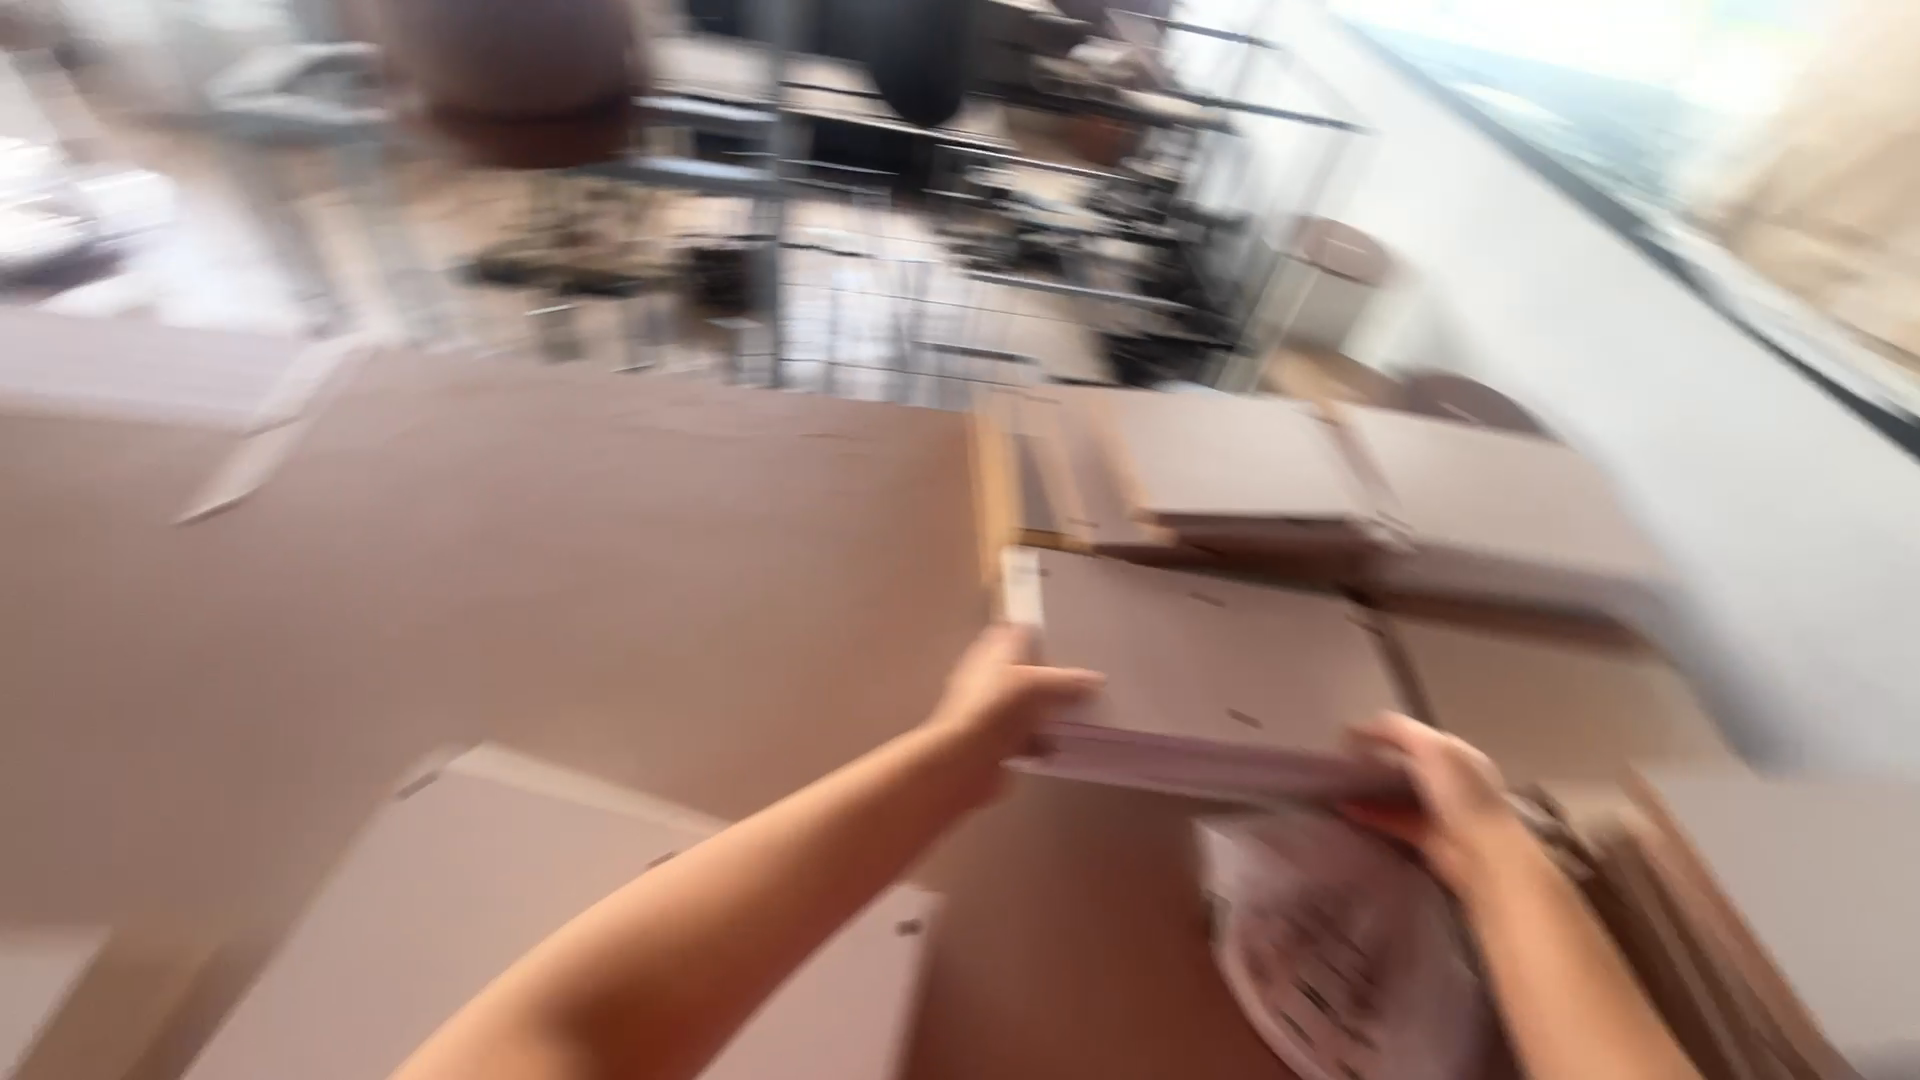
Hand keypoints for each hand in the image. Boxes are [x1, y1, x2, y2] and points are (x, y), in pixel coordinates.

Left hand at [928, 623, 1103, 763]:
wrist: (964, 759)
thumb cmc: (997, 708)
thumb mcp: (1038, 685)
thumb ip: (1068, 681)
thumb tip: (1096, 680)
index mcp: (993, 652)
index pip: (1013, 632)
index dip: (1035, 634)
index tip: (1062, 642)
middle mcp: (988, 676)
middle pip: (1021, 670)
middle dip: (1048, 678)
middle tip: (1078, 682)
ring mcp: (990, 710)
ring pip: (1024, 705)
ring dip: (1046, 713)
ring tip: (1076, 716)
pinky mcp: (994, 740)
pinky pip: (1022, 736)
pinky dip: (1038, 742)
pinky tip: (1056, 748)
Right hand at [1342, 712, 1524, 893]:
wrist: (1480, 854)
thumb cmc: (1460, 793)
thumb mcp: (1430, 746)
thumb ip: (1394, 730)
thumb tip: (1354, 728)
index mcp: (1457, 755)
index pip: (1414, 736)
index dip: (1383, 733)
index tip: (1350, 737)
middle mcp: (1449, 781)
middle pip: (1402, 764)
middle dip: (1372, 761)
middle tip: (1341, 760)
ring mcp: (1437, 810)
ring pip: (1394, 793)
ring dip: (1366, 788)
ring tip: (1335, 784)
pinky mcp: (1423, 836)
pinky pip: (1389, 819)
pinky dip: (1367, 813)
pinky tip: (1343, 807)